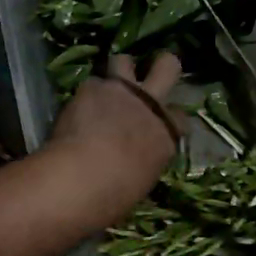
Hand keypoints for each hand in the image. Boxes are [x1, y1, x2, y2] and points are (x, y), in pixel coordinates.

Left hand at [46, 53, 182, 212]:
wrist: (85, 175)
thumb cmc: (114, 194)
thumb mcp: (140, 182)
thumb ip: (141, 161)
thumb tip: (130, 165)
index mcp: (167, 136)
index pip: (179, 116)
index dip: (167, 118)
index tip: (157, 123)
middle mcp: (150, 106)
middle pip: (168, 66)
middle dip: (162, 65)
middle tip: (150, 72)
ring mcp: (121, 91)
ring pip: (124, 60)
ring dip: (117, 70)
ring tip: (106, 84)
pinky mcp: (91, 87)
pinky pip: (91, 81)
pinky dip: (85, 92)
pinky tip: (76, 105)